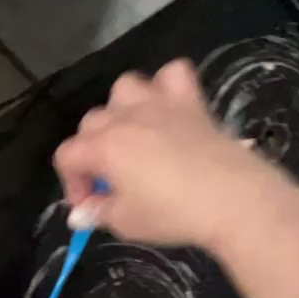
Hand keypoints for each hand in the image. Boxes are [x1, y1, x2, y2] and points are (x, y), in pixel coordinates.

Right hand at [53, 59, 298, 248]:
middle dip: (91, 151)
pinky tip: (166, 112)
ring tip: (131, 138)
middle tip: (108, 182)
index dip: (71, 183)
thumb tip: (82, 212)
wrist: (231, 199)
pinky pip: (172, 75)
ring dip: (120, 111)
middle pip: (91, 121)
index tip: (88, 206)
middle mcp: (127, 117)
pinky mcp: (192, 102)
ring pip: (124, 89)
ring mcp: (161, 104)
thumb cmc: (170, 214)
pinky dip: (165, 88)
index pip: (66, 155)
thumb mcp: (124, 222)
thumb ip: (98, 212)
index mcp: (105, 147)